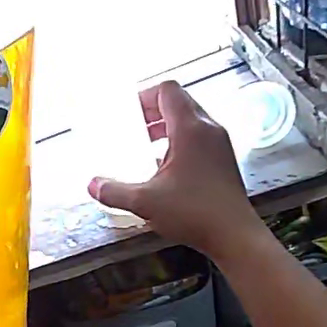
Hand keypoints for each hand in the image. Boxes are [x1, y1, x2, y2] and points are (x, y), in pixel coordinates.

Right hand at [88, 80, 267, 261]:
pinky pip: (200, 138)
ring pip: (191, 120)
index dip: (144, 96)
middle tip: (134, 129)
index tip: (128, 115)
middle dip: (153, 112)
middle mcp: (209, 129)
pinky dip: (180, 143)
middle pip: (180, 102)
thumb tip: (93, 185)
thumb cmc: (193, 213)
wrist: (234, 235)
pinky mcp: (224, 160)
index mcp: (190, 129)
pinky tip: (166, 169)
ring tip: (147, 148)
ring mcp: (220, 144)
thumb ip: (114, 191)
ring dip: (167, 128)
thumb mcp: (145, 202)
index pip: (167, 91)